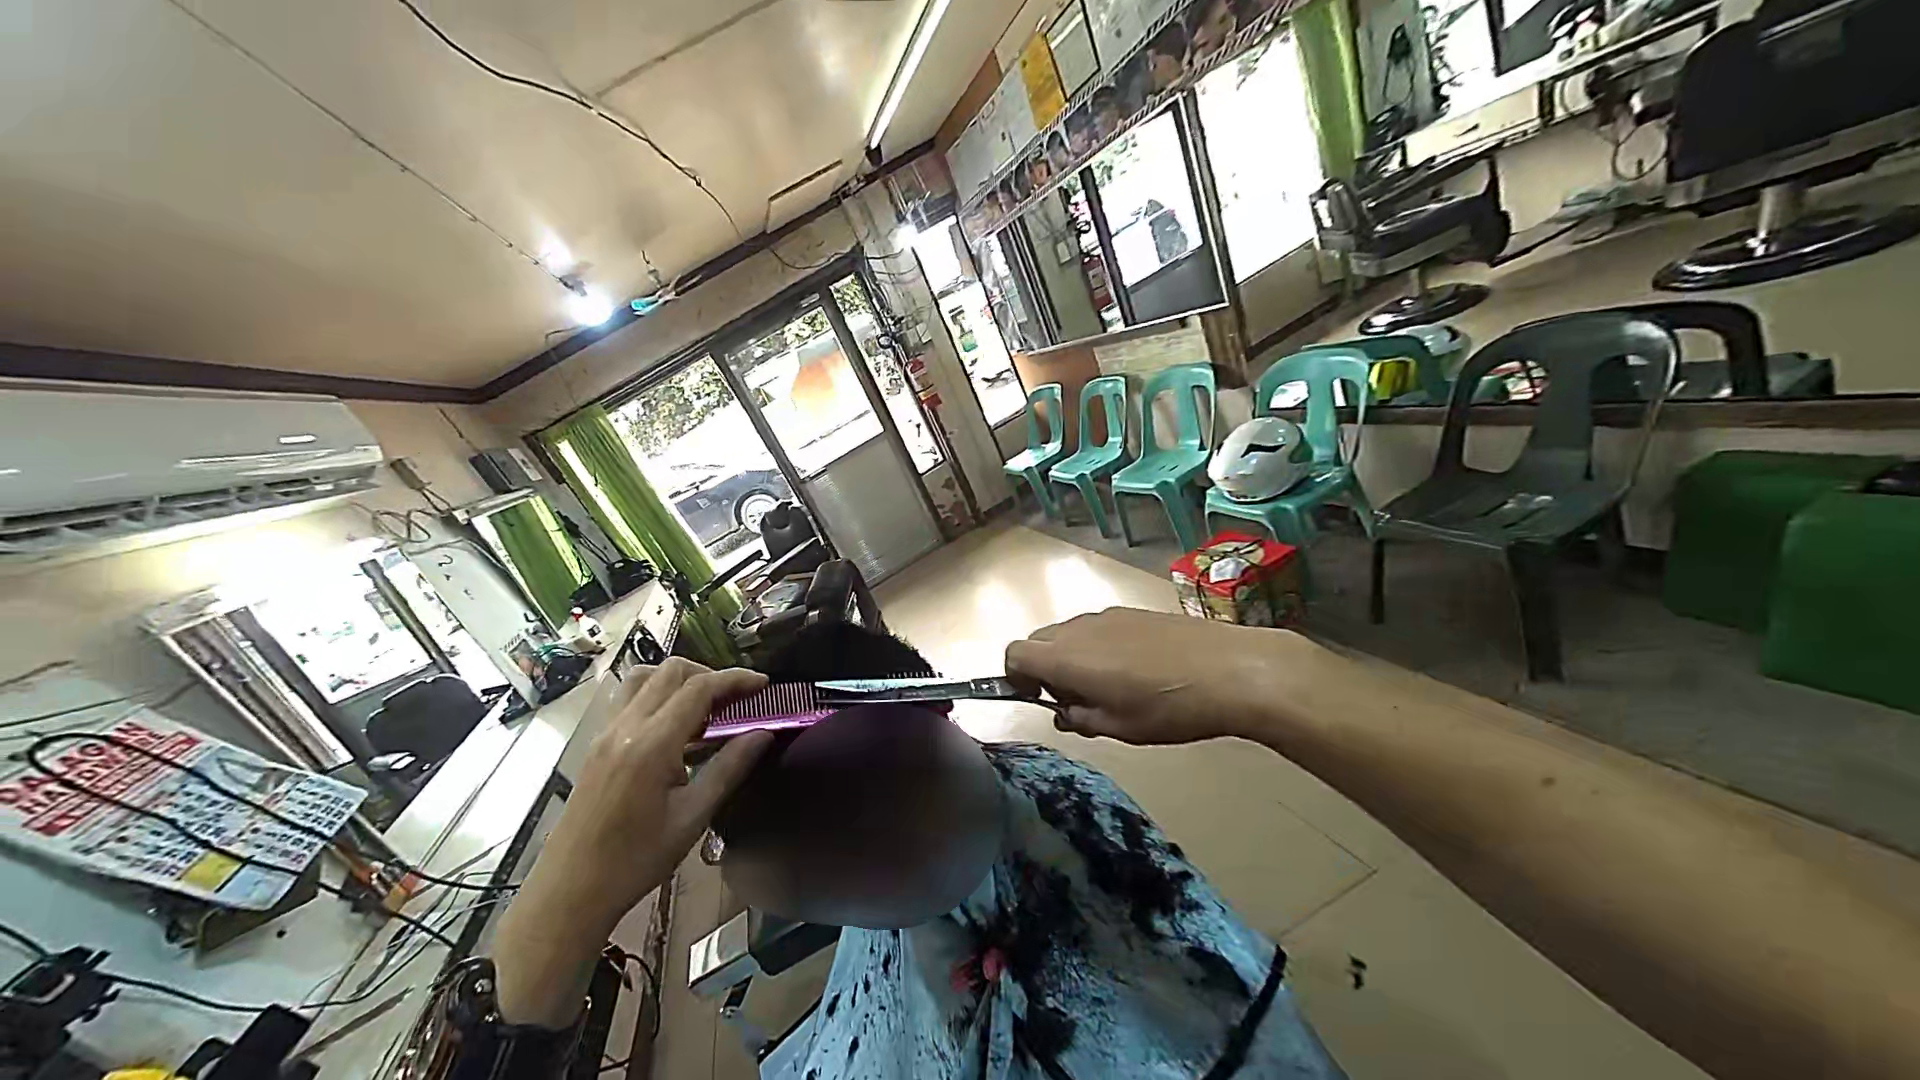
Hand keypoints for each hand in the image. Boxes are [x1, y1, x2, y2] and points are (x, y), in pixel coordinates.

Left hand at [493, 658, 771, 1027]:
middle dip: (710, 674)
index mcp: (651, 745)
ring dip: (680, 680)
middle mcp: (625, 728)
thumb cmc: (636, 860)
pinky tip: (677, 727)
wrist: (570, 891)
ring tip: (706, 708)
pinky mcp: (597, 743)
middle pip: (671, 671)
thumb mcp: (693, 816)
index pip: (698, 688)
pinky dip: (659, 694)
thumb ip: (730, 767)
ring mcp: (606, 733)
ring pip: (645, 676)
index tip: (763, 684)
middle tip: (736, 699)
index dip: (735, 679)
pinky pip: (630, 698)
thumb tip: (764, 733)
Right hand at [1005, 608, 1319, 745]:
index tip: (1040, 700)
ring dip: (1073, 657)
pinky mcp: (1135, 612)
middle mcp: (1079, 627)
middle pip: (1040, 640)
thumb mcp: (1119, 728)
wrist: (1233, 669)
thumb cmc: (1169, 708)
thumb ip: (1080, 718)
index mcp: (1066, 656)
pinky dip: (1098, 647)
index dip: (1016, 678)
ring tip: (1110, 688)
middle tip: (1076, 700)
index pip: (1015, 654)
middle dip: (1045, 668)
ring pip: (1070, 633)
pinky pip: (1098, 627)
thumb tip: (1066, 710)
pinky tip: (1136, 670)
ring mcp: (1108, 615)